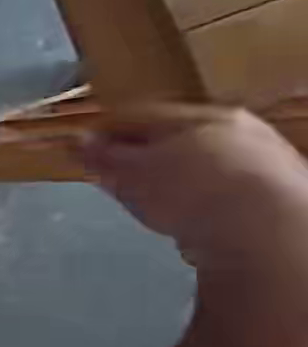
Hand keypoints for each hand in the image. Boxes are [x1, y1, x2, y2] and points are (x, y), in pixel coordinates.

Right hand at [82, 106, 307, 270]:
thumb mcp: (127, 170)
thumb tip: (75, 140)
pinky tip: (175, 211)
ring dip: (161, 176)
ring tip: (137, 196)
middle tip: (103, 174)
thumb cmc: (186, 189)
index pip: (136, 116)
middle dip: (132, 156)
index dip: (101, 132)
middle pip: (168, 139)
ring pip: (192, 162)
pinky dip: (188, 194)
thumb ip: (100, 154)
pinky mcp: (272, 192)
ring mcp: (263, 160)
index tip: (75, 150)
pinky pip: (214, 185)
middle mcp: (240, 130)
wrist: (265, 230)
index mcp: (203, 116)